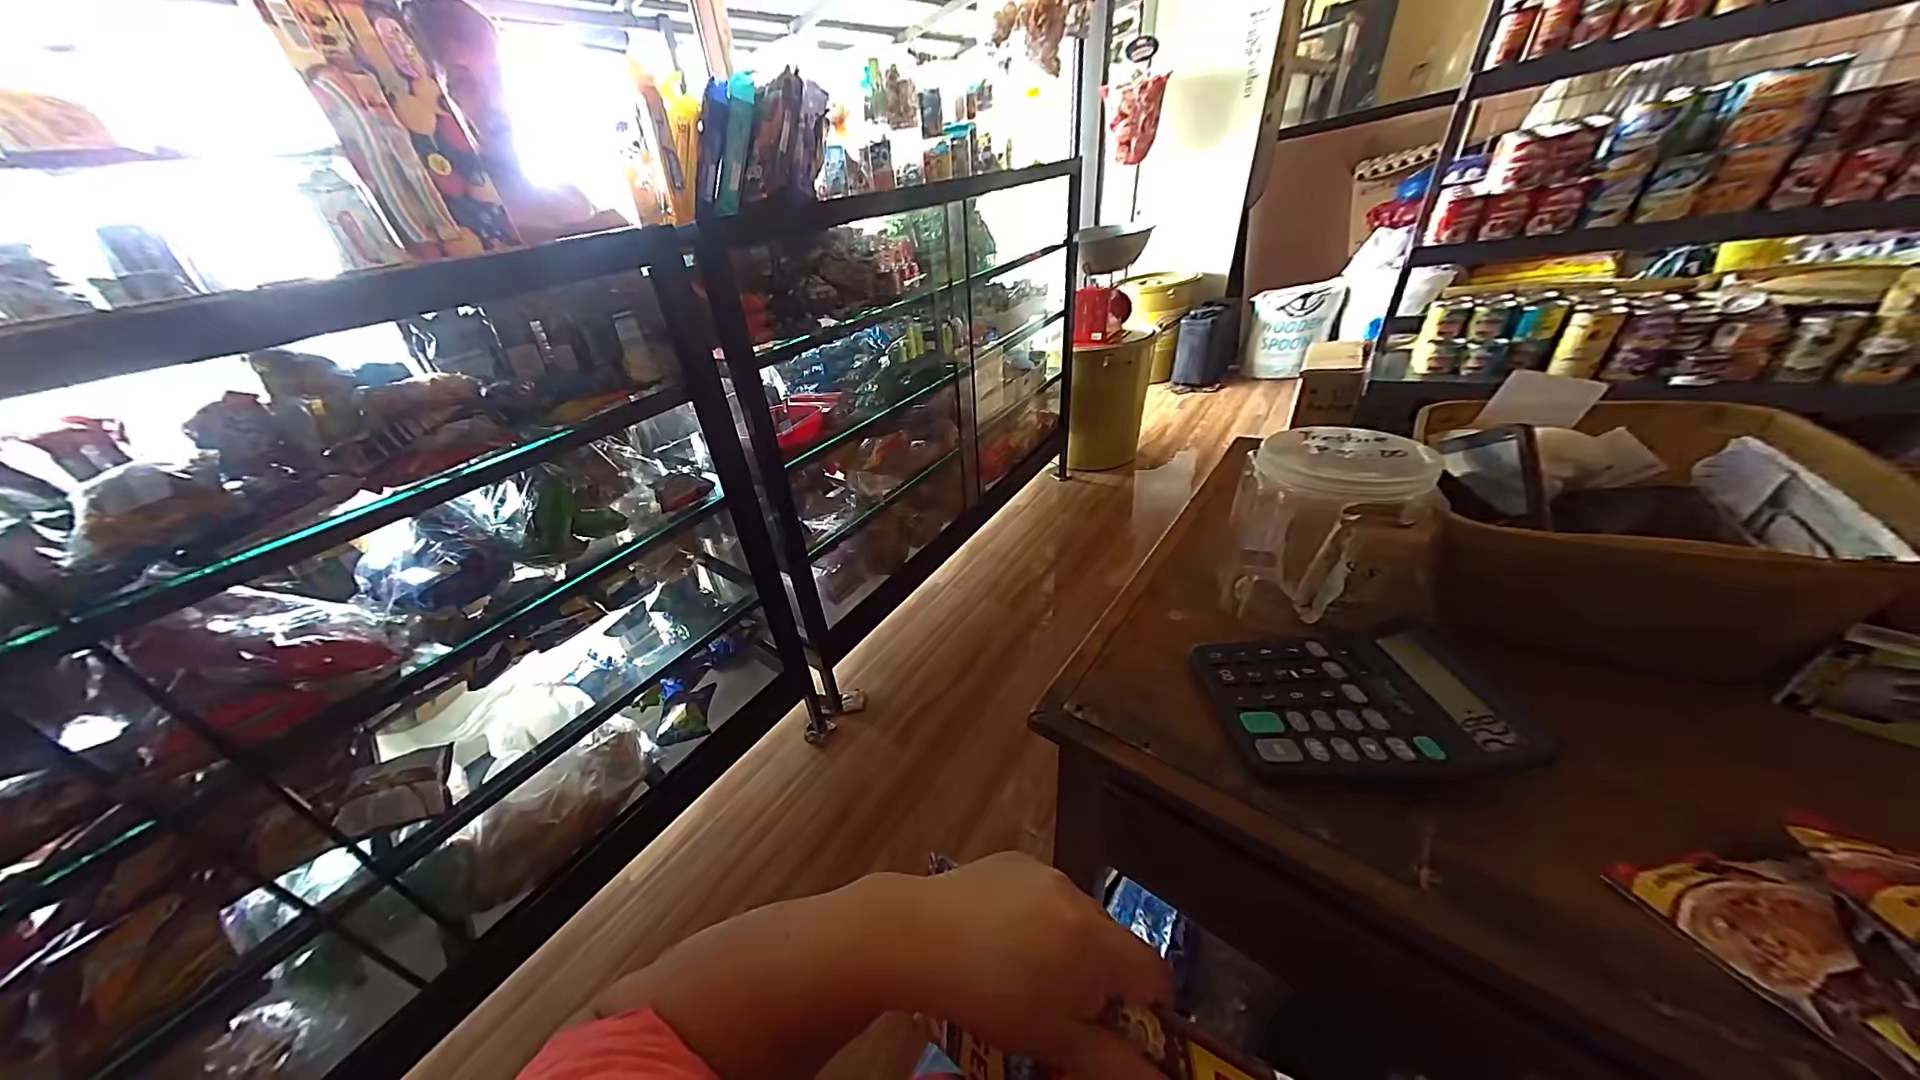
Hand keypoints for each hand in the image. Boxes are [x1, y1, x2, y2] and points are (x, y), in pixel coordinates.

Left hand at [896, 852, 1173, 1079]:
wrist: (918, 935)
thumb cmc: (989, 995)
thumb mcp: (1052, 1039)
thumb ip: (1113, 1061)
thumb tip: (1158, 1077)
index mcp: (1097, 941)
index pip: (1156, 972)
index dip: (1149, 1007)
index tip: (1120, 1028)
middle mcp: (1078, 896)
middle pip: (1116, 942)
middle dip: (1104, 976)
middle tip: (1065, 1004)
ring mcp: (1044, 871)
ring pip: (1078, 915)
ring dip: (1071, 943)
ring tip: (1025, 967)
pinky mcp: (1014, 860)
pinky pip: (1044, 891)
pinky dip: (1039, 915)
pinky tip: (1002, 934)